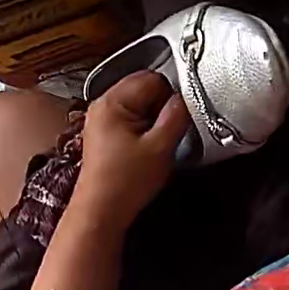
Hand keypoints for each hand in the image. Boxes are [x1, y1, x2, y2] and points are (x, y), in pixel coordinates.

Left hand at [69, 71, 190, 233]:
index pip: (152, 78)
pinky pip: (131, 119)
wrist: (101, 212)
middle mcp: (102, 104)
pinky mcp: (104, 134)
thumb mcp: (161, 146)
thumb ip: (177, 115)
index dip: (171, 96)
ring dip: (153, 120)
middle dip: (161, 107)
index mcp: (112, 101)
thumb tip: (187, 96)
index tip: (179, 119)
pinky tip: (145, 150)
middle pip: (144, 89)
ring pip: (139, 105)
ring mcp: (101, 119)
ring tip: (155, 145)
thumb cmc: (127, 181)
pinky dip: (143, 130)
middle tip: (166, 134)